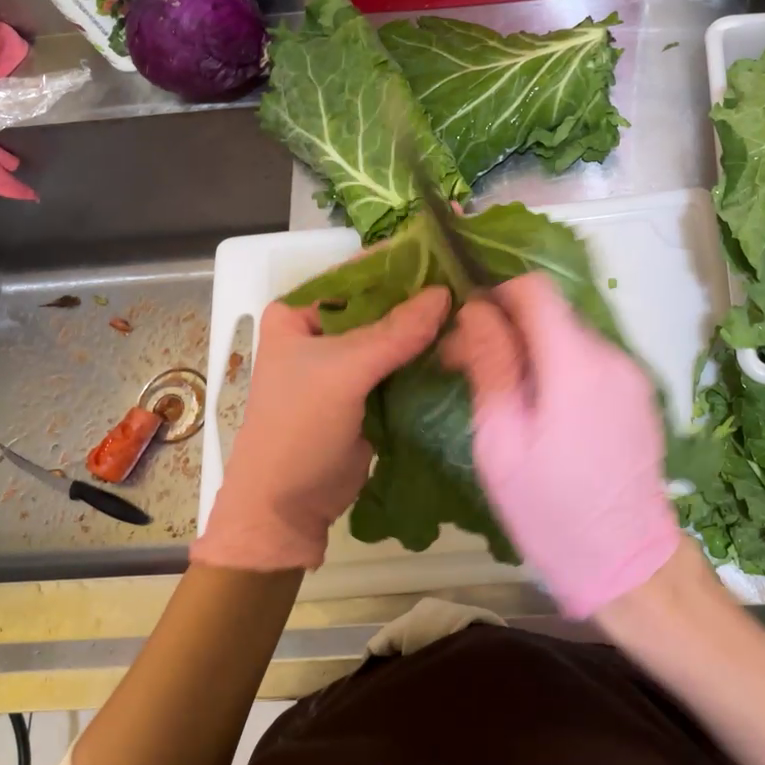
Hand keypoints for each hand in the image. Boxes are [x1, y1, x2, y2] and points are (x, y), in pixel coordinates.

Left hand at [192, 286, 450, 570]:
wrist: (286, 508)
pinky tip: (464, 349)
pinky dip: (429, 362)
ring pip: (397, 338)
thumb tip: (445, 293)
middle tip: (475, 287)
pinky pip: (404, 369)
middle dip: (422, 301)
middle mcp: (322, 333)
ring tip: (478, 314)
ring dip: (430, 333)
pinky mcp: (369, 395)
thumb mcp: (343, 373)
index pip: (356, 276)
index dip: (400, 267)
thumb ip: (395, 333)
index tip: (449, 256)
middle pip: (382, 306)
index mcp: (299, 313)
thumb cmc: (298, 429)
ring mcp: (348, 366)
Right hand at [440, 274, 681, 617]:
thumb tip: (477, 310)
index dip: (495, 296)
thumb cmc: (552, 512)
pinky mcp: (640, 396)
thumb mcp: (501, 445)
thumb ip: (491, 367)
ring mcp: (633, 376)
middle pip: (552, 313)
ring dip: (533, 351)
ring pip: (570, 337)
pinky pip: (592, 363)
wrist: (628, 562)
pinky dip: (561, 370)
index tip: (466, 330)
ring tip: (505, 399)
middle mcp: (612, 357)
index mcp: (576, 364)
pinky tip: (543, 414)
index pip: (534, 289)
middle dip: (507, 328)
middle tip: (469, 369)